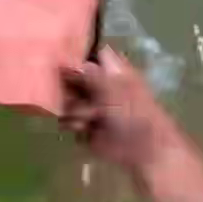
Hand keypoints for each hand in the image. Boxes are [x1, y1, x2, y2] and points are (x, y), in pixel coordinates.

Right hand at [61, 47, 180, 174]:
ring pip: (67, 100)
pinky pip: (68, 120)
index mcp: (111, 69)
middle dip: (69, 87)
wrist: (143, 149)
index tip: (59, 57)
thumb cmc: (133, 112)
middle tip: (75, 96)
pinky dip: (75, 125)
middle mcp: (99, 84)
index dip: (74, 53)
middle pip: (72, 77)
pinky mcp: (85, 126)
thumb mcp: (111, 86)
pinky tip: (85, 129)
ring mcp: (91, 105)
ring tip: (87, 119)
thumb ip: (87, 73)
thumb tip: (64, 63)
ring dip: (74, 109)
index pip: (89, 52)